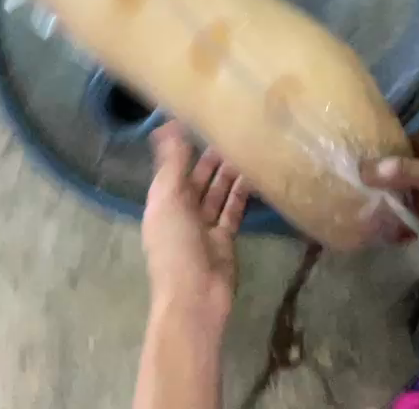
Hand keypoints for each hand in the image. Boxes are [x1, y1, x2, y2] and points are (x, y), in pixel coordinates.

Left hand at [143, 122, 248, 327]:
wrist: (195, 297)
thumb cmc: (175, 246)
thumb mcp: (168, 199)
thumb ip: (172, 163)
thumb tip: (166, 125)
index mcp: (164, 202)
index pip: (174, 168)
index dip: (186, 147)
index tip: (204, 121)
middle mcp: (183, 211)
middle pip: (198, 179)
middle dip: (212, 158)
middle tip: (234, 130)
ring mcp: (204, 226)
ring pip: (218, 192)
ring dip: (229, 173)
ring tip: (247, 147)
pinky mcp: (225, 237)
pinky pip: (233, 209)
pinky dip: (242, 193)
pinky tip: (255, 174)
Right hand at [362, 138, 418, 267]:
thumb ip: (405, 172)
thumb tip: (365, 167)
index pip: (401, 144)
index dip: (379, 149)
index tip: (350, 157)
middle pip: (400, 172)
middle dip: (379, 181)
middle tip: (346, 189)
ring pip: (406, 198)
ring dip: (388, 204)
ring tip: (356, 211)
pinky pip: (414, 220)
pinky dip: (400, 225)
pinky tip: (379, 232)